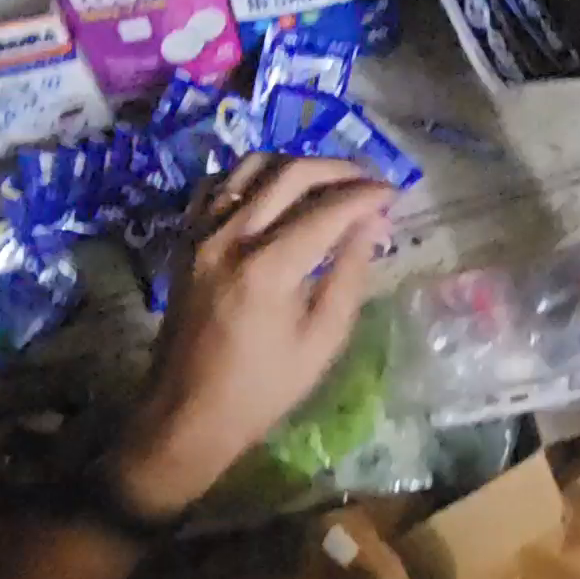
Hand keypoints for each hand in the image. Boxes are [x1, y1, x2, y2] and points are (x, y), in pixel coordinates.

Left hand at [110, 155, 393, 517]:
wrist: (186, 414)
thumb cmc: (262, 388)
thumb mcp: (322, 341)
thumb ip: (350, 274)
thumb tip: (373, 223)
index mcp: (267, 269)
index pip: (328, 210)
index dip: (366, 195)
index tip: (393, 193)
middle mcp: (231, 237)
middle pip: (292, 173)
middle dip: (339, 169)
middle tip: (369, 180)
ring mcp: (202, 232)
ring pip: (253, 166)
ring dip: (297, 164)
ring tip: (328, 180)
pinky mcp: (186, 237)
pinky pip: (220, 183)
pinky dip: (253, 176)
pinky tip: (275, 190)